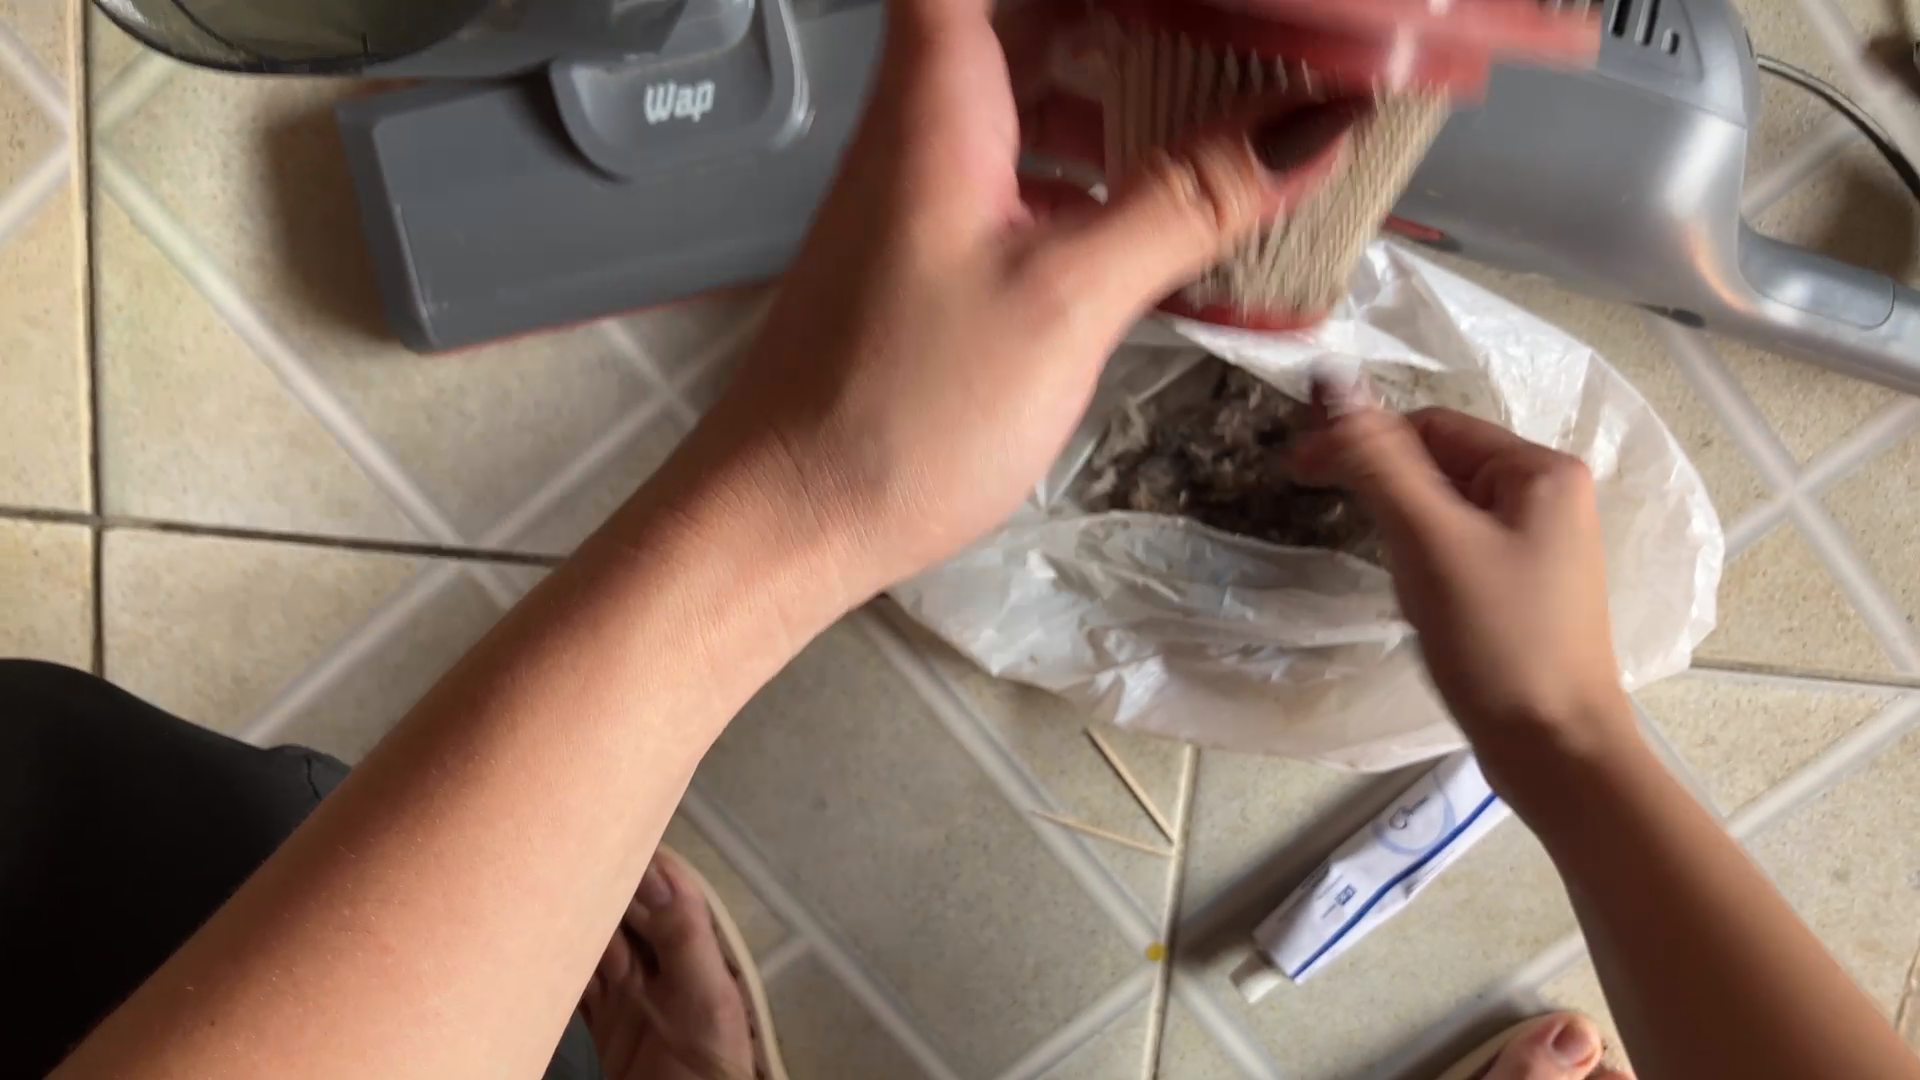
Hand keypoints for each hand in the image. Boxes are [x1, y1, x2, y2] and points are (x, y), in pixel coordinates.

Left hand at [689, 0, 1364, 606]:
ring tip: (1218, 116)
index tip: (1184, 7)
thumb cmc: (914, 406)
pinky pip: (1014, 182)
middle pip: (1027, 18)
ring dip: (1114, 97)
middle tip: (1242, 44)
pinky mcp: (926, 262)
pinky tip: (1142, 217)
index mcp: (940, 94)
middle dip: (1137, 21)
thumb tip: (1321, 120)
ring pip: (1023, 102)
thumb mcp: (1065, 300)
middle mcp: (920, 122)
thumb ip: (1186, 202)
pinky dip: (1081, 180)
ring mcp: (920, 197)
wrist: (797, 512)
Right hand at [1292, 400, 1638, 786]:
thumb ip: (1378, 460)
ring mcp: (1534, 539)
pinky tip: (1400, 574)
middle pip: (1435, 461)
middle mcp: (1544, 493)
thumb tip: (1332, 380)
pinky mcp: (1516, 579)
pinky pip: (1451, 538)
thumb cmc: (1492, 635)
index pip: (1428, 426)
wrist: (1549, 743)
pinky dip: (1413, 544)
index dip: (1357, 439)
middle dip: (1374, 476)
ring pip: (1439, 502)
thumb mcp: (1428, 538)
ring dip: (1390, 511)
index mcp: (1538, 469)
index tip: (1293, 469)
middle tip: (1311, 498)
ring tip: (1362, 543)